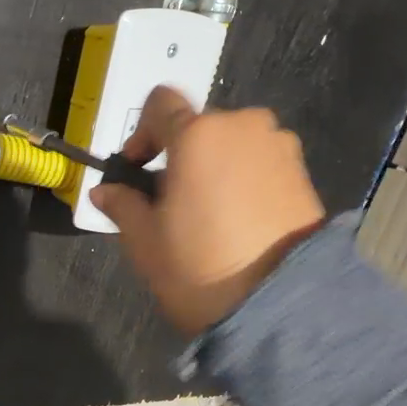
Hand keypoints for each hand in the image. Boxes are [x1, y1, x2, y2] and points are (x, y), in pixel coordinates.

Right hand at [91, 88, 326, 335]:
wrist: (274, 302)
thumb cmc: (197, 267)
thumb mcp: (144, 242)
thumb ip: (122, 206)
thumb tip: (105, 190)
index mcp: (197, 134)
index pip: (160, 103)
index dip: (141, 132)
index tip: (136, 170)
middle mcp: (242, 124)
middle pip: (199, 127)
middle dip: (180, 158)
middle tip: (169, 205)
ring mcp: (278, 144)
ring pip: (232, 145)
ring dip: (213, 169)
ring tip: (207, 217)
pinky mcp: (302, 170)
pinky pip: (259, 163)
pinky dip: (242, 182)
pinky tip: (236, 224)